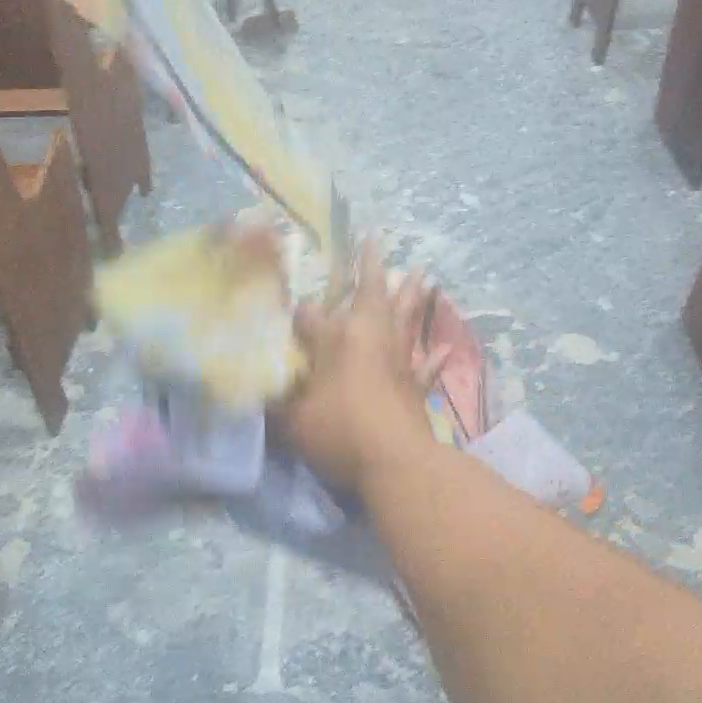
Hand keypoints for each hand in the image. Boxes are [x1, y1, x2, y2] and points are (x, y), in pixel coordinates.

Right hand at [285, 242, 446, 491]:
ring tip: (422, 271)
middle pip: (370, 295)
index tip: (280, 311)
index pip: (307, 316)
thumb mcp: (292, 420)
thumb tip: (257, 392)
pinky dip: (433, 357)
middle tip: (374, 239)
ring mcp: (397, 361)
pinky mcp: (416, 386)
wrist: (395, 462)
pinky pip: (426, 366)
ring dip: (412, 295)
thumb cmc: (339, 432)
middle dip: (370, 267)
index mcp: (335, 340)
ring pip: (405, 318)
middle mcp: (369, 339)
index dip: (293, 314)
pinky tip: (444, 348)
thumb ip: (275, 403)